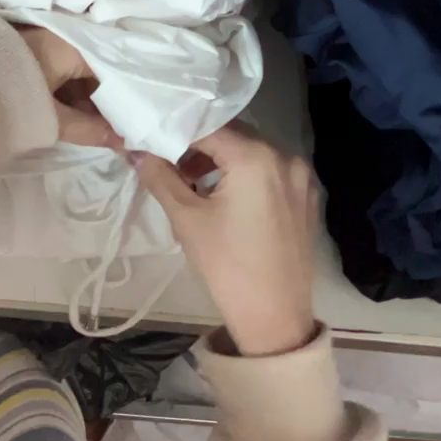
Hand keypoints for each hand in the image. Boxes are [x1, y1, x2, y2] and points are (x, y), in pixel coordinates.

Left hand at [16, 25, 121, 148]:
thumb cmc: (11, 102)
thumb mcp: (52, 119)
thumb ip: (89, 129)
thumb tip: (123, 141)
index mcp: (71, 43)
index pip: (112, 63)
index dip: (125, 91)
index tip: (135, 115)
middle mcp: (58, 36)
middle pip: (94, 64)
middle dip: (105, 95)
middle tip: (115, 126)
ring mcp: (40, 43)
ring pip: (75, 68)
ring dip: (85, 95)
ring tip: (95, 125)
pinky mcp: (24, 54)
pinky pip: (57, 69)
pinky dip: (66, 90)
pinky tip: (72, 114)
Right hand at [134, 124, 319, 356]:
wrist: (273, 314)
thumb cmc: (226, 265)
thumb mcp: (186, 219)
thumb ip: (160, 177)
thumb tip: (135, 150)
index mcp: (255, 157)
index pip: (207, 127)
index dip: (174, 131)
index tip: (149, 140)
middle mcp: (285, 156)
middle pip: (232, 136)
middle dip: (197, 146)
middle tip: (166, 165)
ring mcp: (300, 176)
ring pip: (250, 154)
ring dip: (218, 162)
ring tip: (191, 186)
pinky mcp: (305, 196)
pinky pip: (267, 172)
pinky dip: (241, 176)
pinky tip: (221, 200)